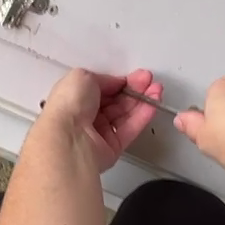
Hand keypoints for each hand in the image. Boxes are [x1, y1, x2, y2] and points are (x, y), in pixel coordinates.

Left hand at [34, 68, 161, 173]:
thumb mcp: (83, 77)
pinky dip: (142, 117)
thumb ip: (103, 78)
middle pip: (116, 101)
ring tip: (156, 90)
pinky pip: (129, 130)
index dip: (121, 81)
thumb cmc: (68, 106)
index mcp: (75, 98)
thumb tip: (115, 81)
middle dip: (135, 89)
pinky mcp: (111, 148)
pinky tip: (152, 105)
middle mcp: (86, 116)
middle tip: (149, 81)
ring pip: (125, 115)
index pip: (103, 88)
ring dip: (142, 101)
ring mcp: (98, 133)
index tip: (137, 75)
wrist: (69, 137)